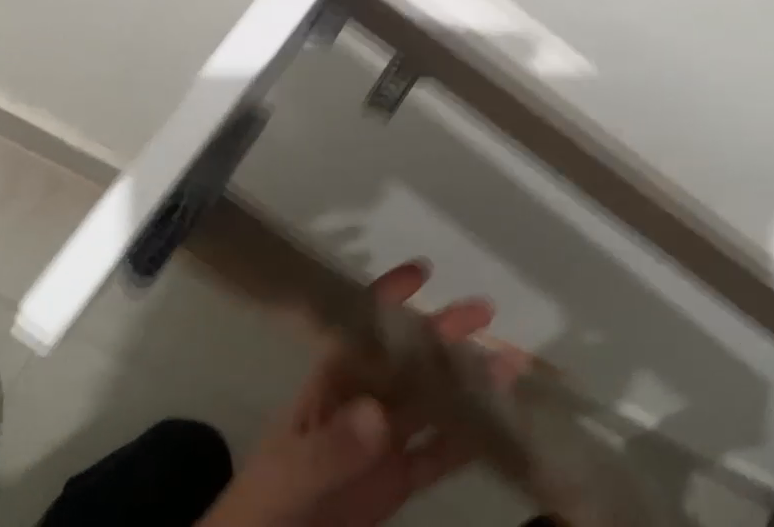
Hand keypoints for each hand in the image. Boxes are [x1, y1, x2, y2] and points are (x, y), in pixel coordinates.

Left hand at [201, 260, 524, 526]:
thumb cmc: (263, 506)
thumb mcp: (291, 474)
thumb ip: (332, 448)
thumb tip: (378, 414)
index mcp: (329, 388)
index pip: (357, 331)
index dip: (386, 298)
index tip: (422, 271)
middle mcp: (361, 406)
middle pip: (406, 360)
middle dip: (442, 333)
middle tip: (485, 310)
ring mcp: (382, 444)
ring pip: (431, 402)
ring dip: (467, 382)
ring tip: (510, 362)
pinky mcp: (397, 482)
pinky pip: (439, 455)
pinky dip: (470, 440)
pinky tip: (500, 424)